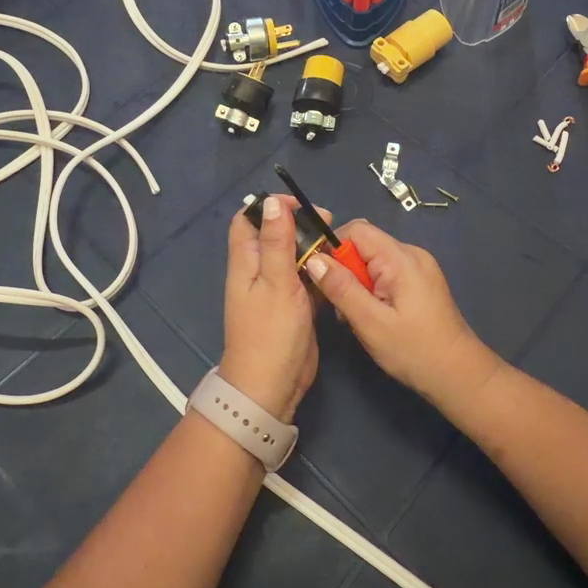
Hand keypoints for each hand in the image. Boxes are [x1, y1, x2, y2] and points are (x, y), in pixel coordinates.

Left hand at [219, 195, 319, 422]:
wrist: (271, 386)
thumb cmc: (270, 331)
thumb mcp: (276, 281)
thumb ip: (277, 241)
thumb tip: (272, 202)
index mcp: (246, 261)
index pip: (249, 220)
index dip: (272, 207)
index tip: (302, 206)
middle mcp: (259, 271)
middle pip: (276, 235)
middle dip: (301, 225)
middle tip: (329, 224)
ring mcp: (277, 290)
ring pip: (295, 257)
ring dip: (314, 248)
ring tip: (338, 245)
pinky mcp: (295, 307)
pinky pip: (307, 279)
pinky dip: (321, 271)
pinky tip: (341, 269)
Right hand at [303, 220, 501, 408]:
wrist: (459, 375)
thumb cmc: (415, 351)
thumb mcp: (371, 322)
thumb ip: (341, 288)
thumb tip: (313, 258)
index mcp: (401, 258)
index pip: (356, 230)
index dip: (332, 247)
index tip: (320, 277)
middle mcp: (412, 253)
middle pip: (364, 244)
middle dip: (344, 269)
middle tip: (340, 305)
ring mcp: (419, 267)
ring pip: (373, 260)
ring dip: (357, 282)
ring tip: (357, 317)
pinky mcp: (421, 281)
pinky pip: (386, 272)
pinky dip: (372, 288)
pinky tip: (373, 316)